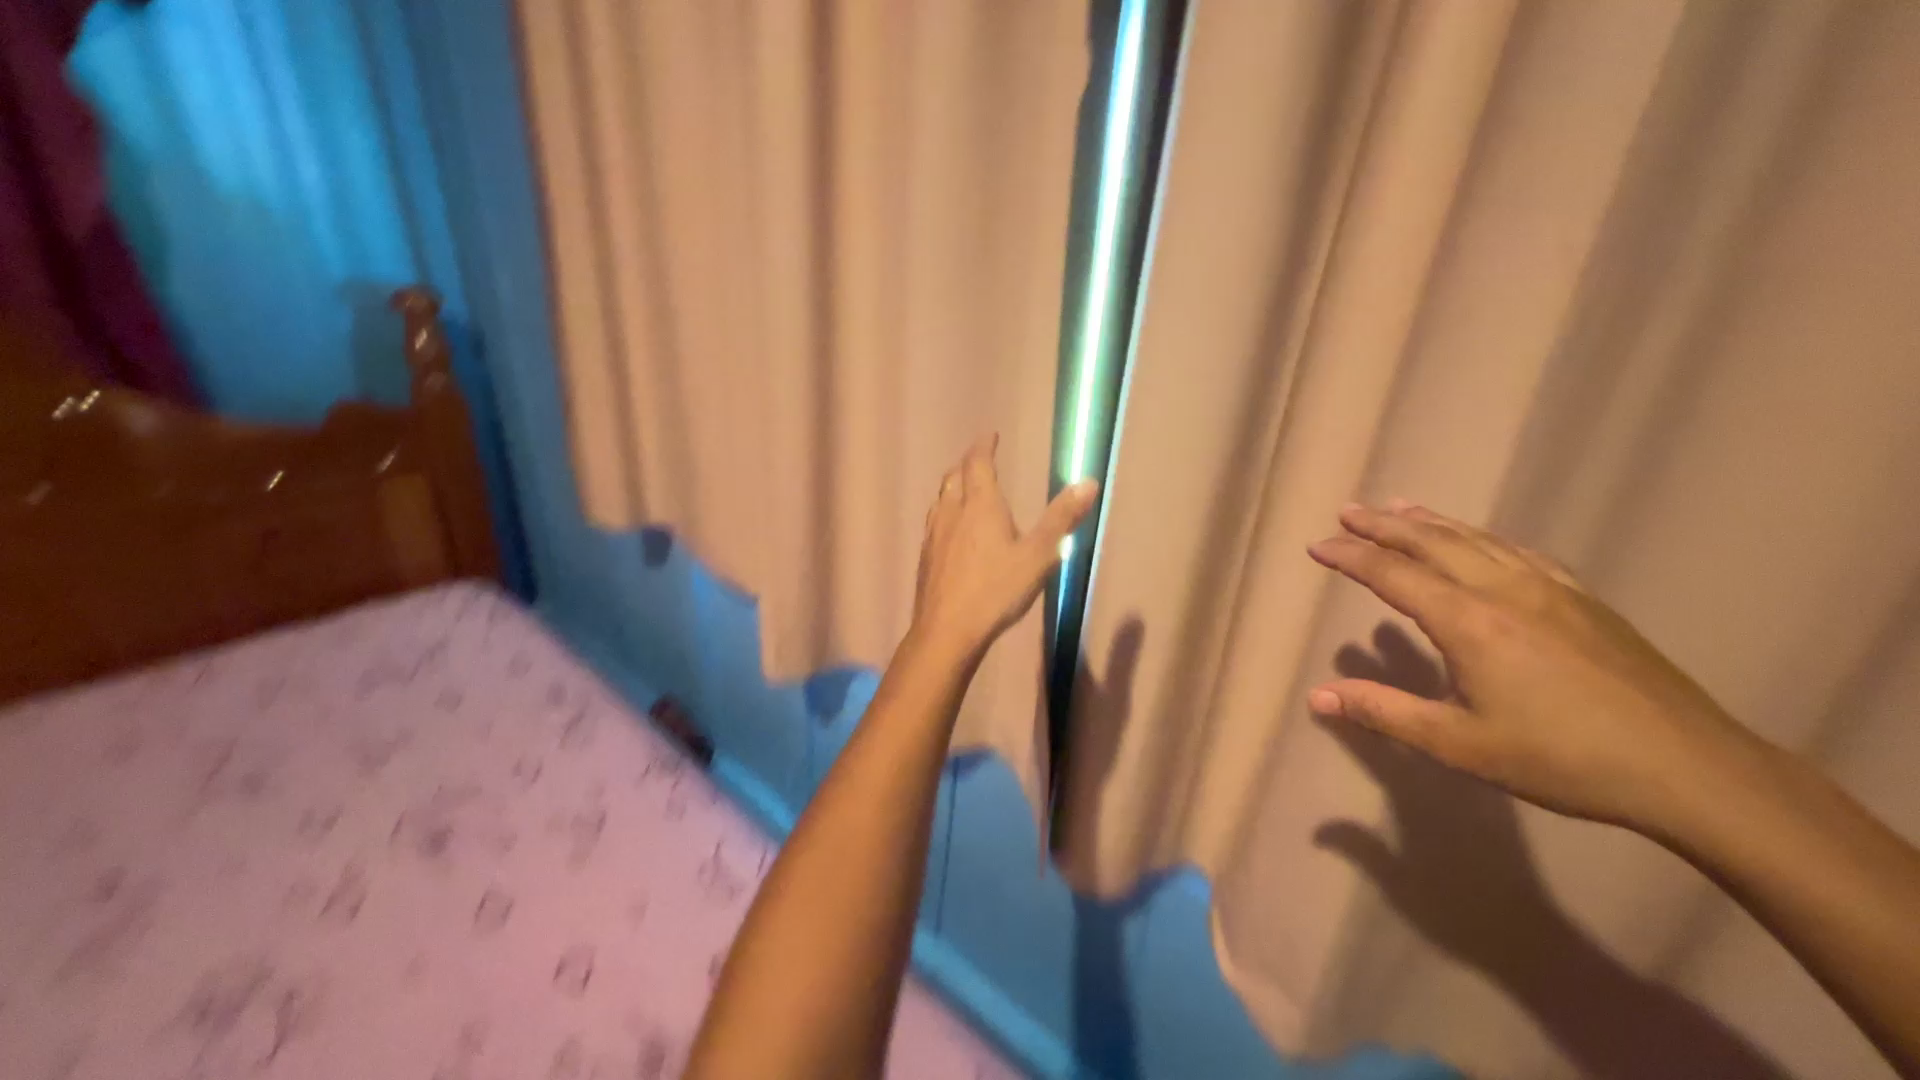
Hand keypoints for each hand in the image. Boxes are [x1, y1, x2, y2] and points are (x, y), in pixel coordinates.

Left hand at [911, 434, 1097, 658]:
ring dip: (952, 487)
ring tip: (963, 489)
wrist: (946, 630)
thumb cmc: (995, 590)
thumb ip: (1061, 519)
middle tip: (978, 459)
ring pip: (940, 499)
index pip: (978, 463)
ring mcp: (933, 536)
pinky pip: (934, 523)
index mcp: (980, 505)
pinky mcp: (925, 558)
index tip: (990, 436)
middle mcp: (951, 513)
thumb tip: (1088, 482)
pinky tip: (949, 531)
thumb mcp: (1038, 556)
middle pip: (953, 477)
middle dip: (967, 464)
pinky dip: (944, 513)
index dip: (984, 447)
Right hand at [1307, 501, 1761, 831]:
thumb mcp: (1460, 744)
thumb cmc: (1561, 759)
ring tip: (1399, 508)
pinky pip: (1519, 551)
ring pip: (1478, 539)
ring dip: (1431, 522)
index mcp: (1470, 622)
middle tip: (1348, 511)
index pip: (1394, 575)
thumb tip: (1319, 694)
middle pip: (1434, 543)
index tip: (1317, 545)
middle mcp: (1505, 590)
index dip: (1351, 557)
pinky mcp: (1584, 600)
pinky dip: (1483, 536)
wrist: (1686, 766)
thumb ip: (1385, 712)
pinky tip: (1480, 540)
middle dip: (1385, 526)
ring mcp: (1551, 589)